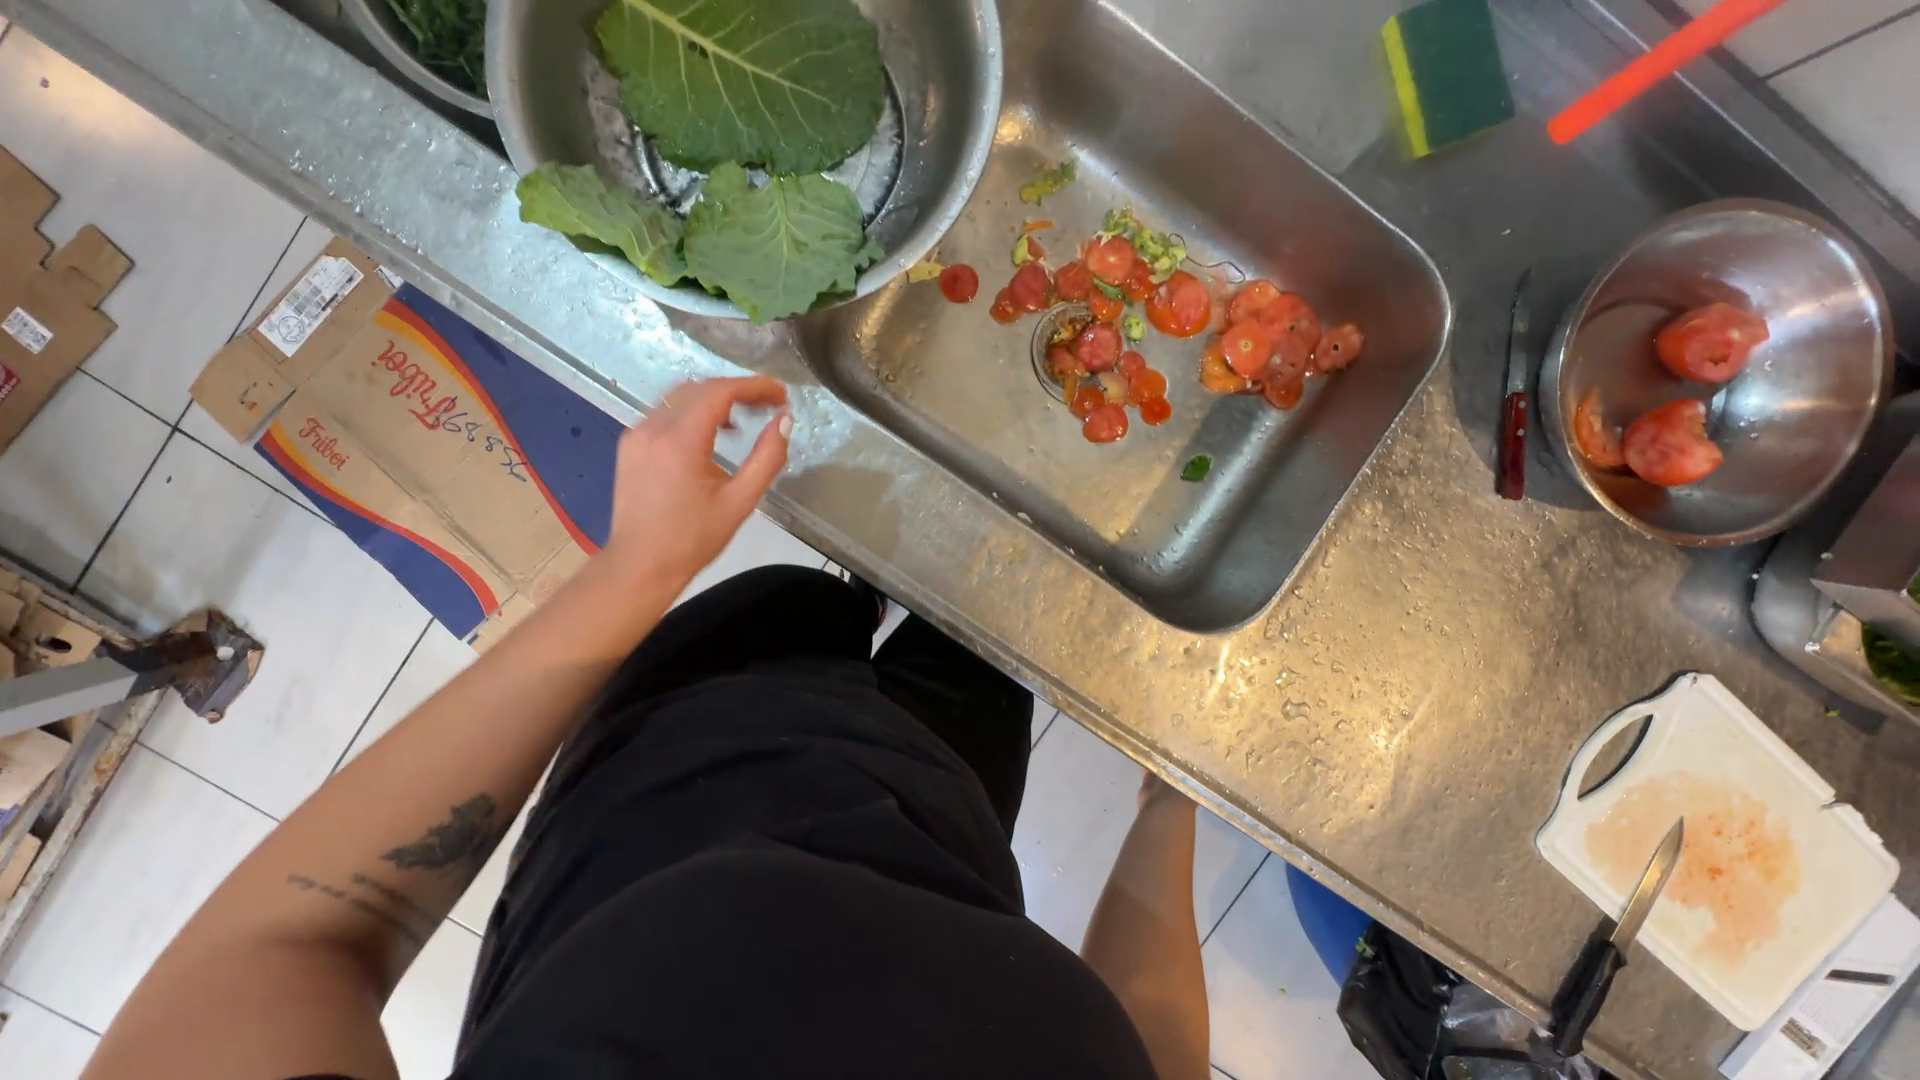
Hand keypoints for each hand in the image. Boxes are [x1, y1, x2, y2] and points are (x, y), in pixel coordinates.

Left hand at [601, 377, 790, 591]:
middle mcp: (653, 428)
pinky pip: (663, 412)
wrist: (640, 565)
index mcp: (681, 440)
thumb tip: (784, 422)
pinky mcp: (630, 445)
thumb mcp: (740, 502)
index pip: (721, 391)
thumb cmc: (693, 539)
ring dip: (714, 399)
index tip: (781, 395)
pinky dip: (691, 412)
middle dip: (737, 389)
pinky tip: (709, 435)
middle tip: (768, 405)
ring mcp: (637, 434)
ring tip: (743, 418)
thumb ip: (767, 458)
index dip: (755, 386)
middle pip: (700, 388)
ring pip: (679, 396)